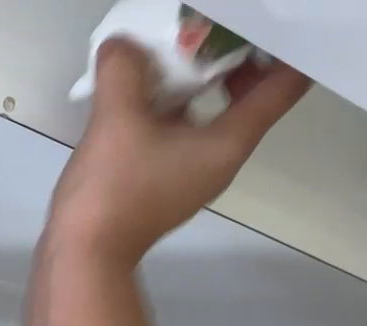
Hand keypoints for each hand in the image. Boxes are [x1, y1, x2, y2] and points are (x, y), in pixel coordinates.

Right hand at [48, 39, 311, 264]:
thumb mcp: (115, 124)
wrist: (80, 260)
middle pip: (249, 99)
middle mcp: (220, 160)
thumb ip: (122, 75)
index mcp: (229, 141)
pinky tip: (139, 109)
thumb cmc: (111, 193)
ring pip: (209, 121)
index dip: (285, 46)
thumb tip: (120, 44)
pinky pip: (178, 142)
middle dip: (235, 62)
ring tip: (169, 65)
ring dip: (197, 89)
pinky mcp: (158, 193)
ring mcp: (188, 180)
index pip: (286, 83)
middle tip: (209, 36)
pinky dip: (170, 118)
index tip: (265, 23)